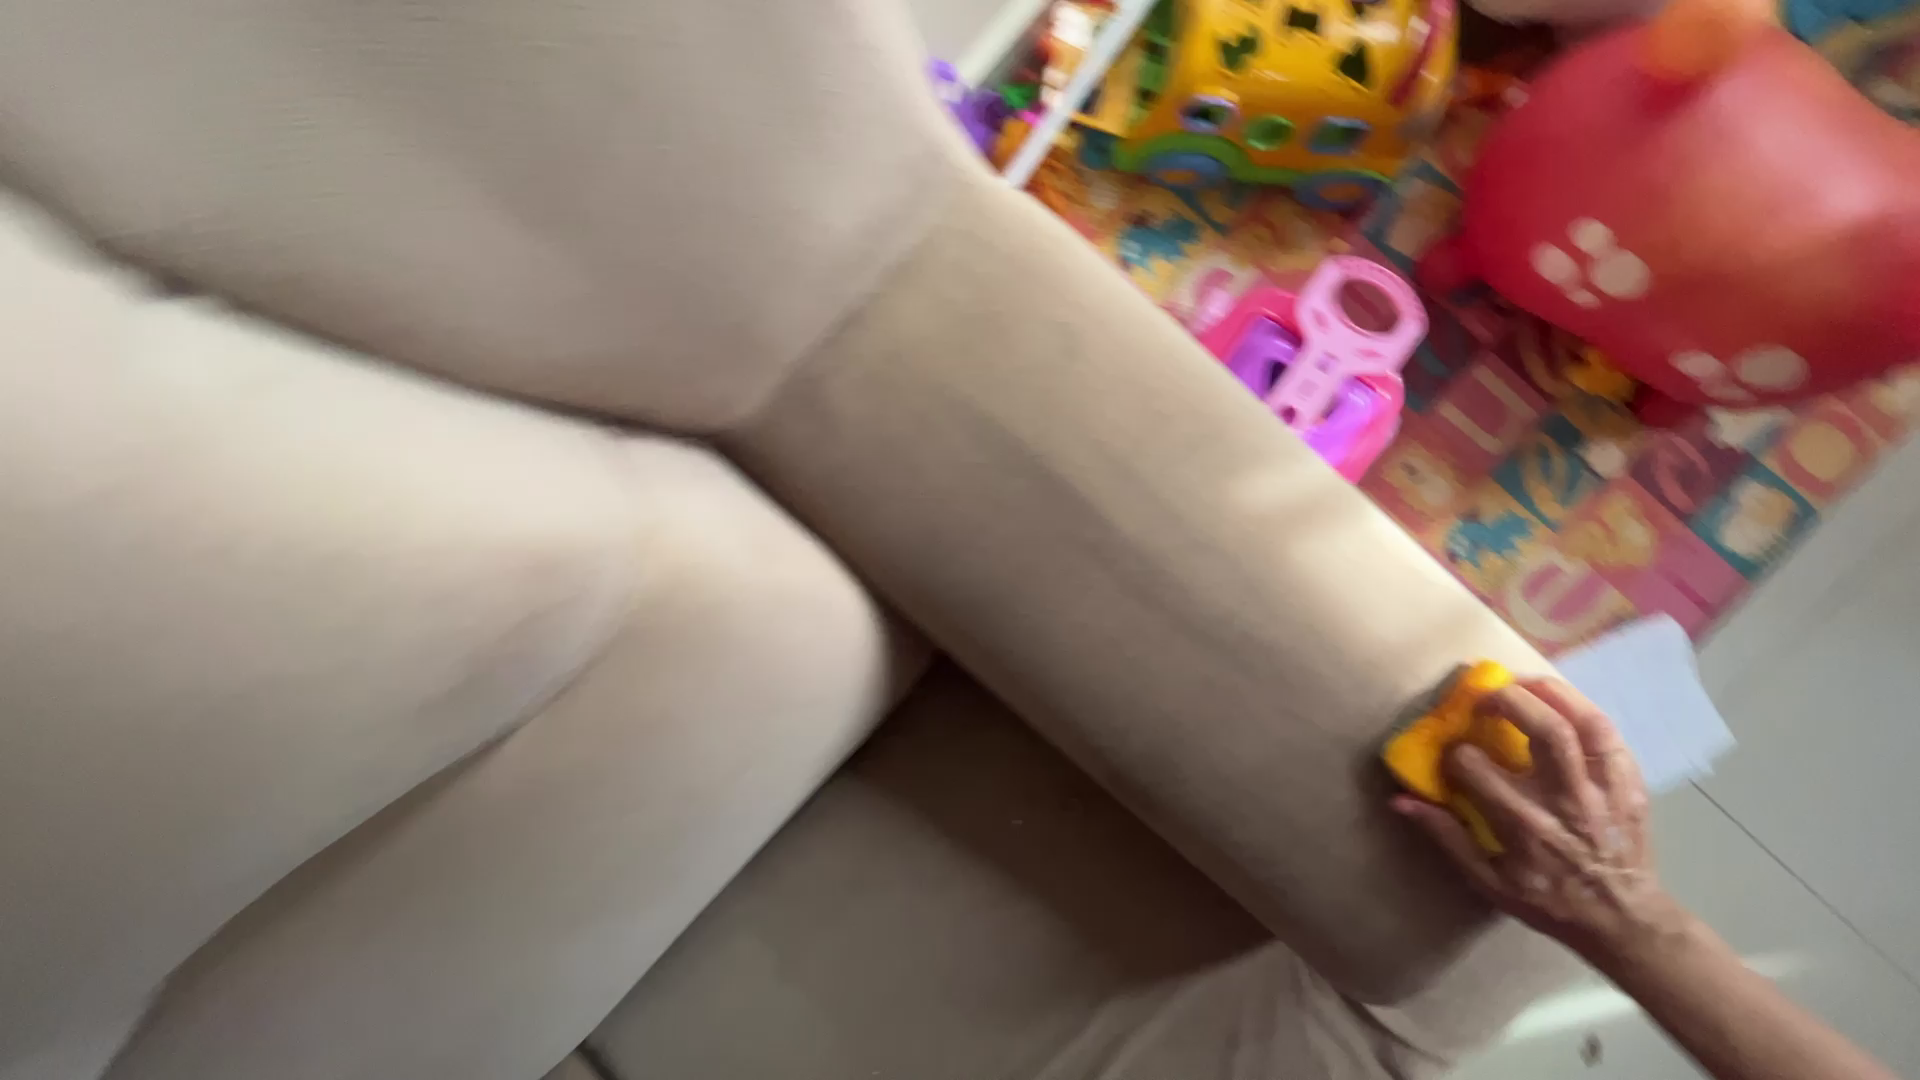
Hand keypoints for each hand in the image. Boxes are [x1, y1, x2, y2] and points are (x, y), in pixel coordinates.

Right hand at [1393, 677, 1685, 958]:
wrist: (1628, 922)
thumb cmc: (1550, 901)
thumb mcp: (1489, 882)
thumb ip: (1446, 837)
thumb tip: (1400, 800)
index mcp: (1525, 826)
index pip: (1476, 767)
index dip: (1453, 754)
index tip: (1449, 755)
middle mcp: (1567, 802)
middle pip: (1545, 731)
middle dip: (1507, 701)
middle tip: (1482, 698)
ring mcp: (1605, 791)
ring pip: (1583, 724)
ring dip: (1548, 693)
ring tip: (1519, 683)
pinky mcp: (1630, 786)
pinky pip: (1610, 736)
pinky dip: (1582, 709)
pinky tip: (1557, 701)